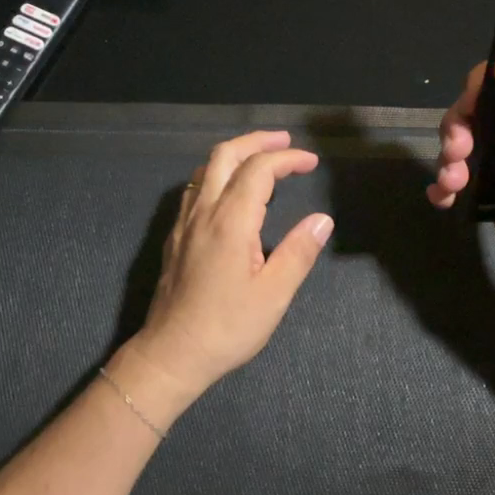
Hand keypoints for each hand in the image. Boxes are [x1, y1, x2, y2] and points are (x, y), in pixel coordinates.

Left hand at [126, 130, 332, 397]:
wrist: (172, 352)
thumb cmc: (228, 327)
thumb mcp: (274, 294)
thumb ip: (299, 252)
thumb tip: (322, 220)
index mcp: (230, 221)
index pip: (259, 169)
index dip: (287, 159)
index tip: (311, 162)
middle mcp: (203, 212)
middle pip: (225, 155)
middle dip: (256, 141)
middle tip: (285, 142)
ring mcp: (184, 223)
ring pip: (204, 170)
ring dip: (234, 156)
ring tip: (261, 162)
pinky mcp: (175, 238)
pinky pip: (194, 190)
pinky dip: (216, 176)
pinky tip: (229, 195)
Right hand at [428, 57, 494, 287]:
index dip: (481, 87)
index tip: (472, 107)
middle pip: (475, 113)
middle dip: (456, 126)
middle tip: (458, 151)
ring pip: (462, 147)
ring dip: (446, 158)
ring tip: (453, 182)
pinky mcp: (494, 200)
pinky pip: (458, 184)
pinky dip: (442, 186)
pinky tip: (442, 197)